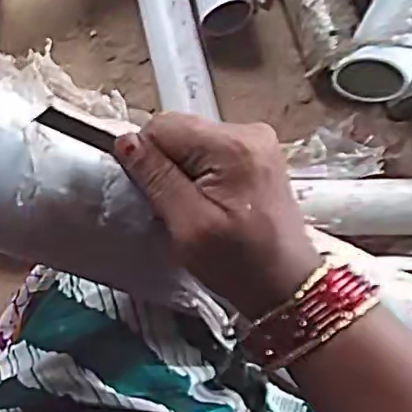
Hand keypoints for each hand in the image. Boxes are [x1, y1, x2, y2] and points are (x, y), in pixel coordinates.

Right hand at [113, 113, 320, 316]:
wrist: (285, 285)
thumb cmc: (239, 264)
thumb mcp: (189, 227)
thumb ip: (157, 179)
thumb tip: (126, 142)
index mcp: (233, 145)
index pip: (161, 126)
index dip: (146, 159)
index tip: (156, 196)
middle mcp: (249, 131)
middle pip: (177, 130)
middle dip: (165, 166)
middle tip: (175, 206)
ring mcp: (256, 141)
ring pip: (190, 142)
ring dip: (181, 172)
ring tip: (195, 208)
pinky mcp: (257, 155)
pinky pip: (208, 153)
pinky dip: (199, 175)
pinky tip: (209, 203)